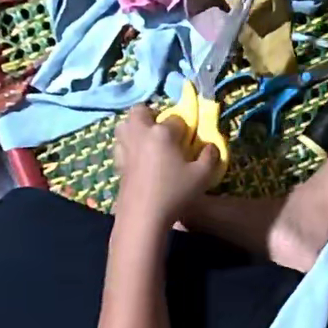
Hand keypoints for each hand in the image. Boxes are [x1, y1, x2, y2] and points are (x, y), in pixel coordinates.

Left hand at [112, 106, 218, 225]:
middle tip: (162, 131)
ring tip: (147, 142)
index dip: (184, 128)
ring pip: (125, 125)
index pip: (176, 119)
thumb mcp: (202, 176)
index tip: (188, 141)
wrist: (143, 216)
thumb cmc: (174, 193)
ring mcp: (125, 147)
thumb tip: (210, 146)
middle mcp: (140, 133)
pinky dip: (127, 145)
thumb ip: (210, 156)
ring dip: (135, 127)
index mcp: (162, 132)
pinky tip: (137, 158)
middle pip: (140, 111)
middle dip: (151, 115)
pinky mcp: (117, 162)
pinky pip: (120, 144)